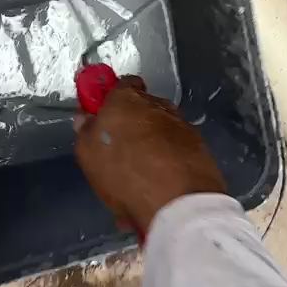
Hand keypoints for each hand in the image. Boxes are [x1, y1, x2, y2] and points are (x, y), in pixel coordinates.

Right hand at [74, 76, 226, 235]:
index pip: (121, 84)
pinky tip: (158, 193)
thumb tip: (87, 118)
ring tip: (139, 184)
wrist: (178, 203)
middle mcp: (158, 104)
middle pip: (142, 111)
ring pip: (160, 134)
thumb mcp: (87, 152)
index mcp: (127, 98)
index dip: (112, 100)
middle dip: (132, 129)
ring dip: (150, 151)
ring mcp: (182, 126)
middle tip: (121, 157)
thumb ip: (85, 130)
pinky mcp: (200, 149)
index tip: (104, 119)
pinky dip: (168, 167)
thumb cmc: (124, 170)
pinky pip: (176, 154)